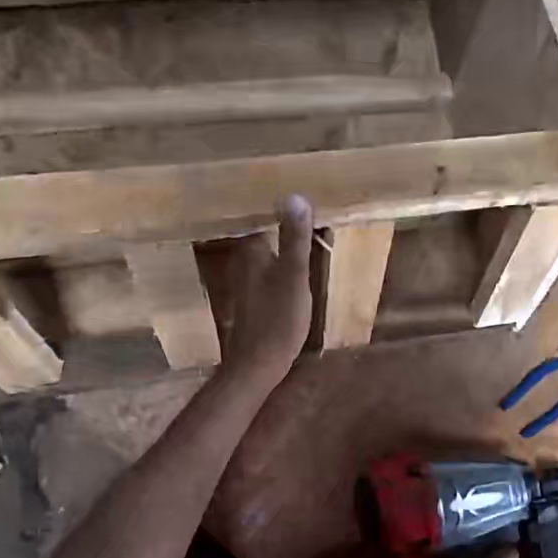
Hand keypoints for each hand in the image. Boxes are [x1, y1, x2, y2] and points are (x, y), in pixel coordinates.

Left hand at [224, 194, 313, 384]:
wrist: (258, 363)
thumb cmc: (278, 318)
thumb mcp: (294, 275)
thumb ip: (295, 238)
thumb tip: (296, 196)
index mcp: (250, 249)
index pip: (264, 214)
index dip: (283, 205)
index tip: (307, 194)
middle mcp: (242, 259)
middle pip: (265, 230)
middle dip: (285, 220)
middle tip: (315, 207)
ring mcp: (245, 278)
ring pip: (267, 249)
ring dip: (284, 240)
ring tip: (312, 229)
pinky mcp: (252, 295)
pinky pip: (269, 266)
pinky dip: (282, 260)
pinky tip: (298, 263)